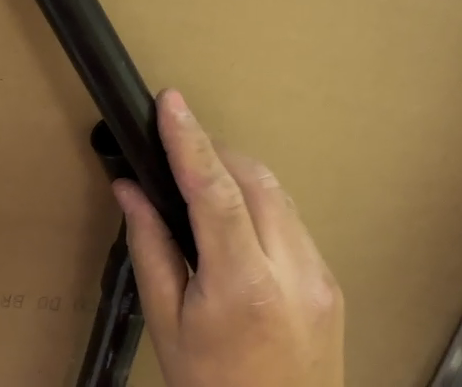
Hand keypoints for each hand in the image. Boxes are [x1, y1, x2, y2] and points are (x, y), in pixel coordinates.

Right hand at [114, 90, 344, 386]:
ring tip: (199, 176)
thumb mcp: (166, 321)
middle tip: (176, 140)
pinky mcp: (331, 283)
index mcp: (245, 287)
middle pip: (254, 179)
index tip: (171, 103)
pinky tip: (234, 214)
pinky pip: (292, 218)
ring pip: (278, 192)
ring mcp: (321, 278)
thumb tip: (129, 187)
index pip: (216, 192)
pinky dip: (258, 199)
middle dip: (213, 148)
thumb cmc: (214, 386)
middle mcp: (294, 274)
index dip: (190, 140)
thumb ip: (149, 245)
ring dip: (237, 170)